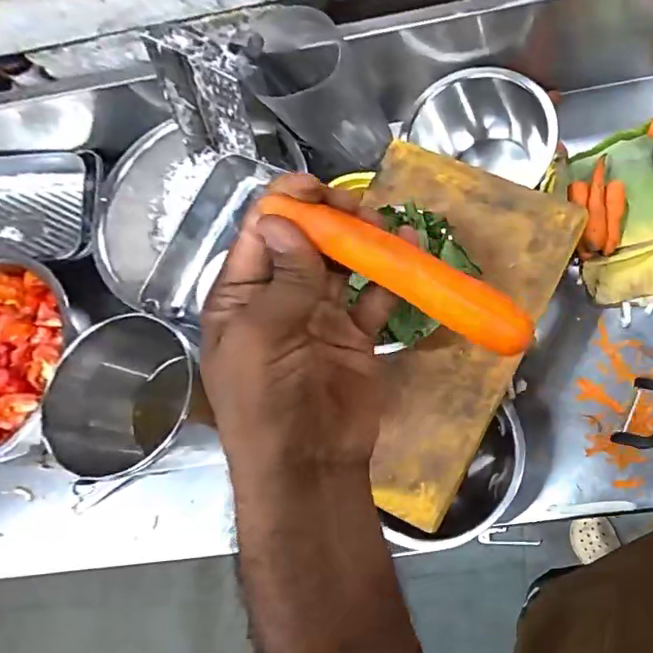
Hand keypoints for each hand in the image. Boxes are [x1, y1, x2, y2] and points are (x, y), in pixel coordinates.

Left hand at [199, 173, 405, 479]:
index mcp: (241, 296)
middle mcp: (280, 300)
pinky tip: (410, 255)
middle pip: (306, 245)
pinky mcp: (357, 337)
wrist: (309, 463)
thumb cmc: (268, 404)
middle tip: (360, 211)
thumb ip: (282, 280)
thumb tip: (285, 220)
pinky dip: (392, 278)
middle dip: (332, 222)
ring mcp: (322, 318)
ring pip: (344, 267)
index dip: (287, 206)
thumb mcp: (261, 337)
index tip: (317, 188)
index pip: (261, 236)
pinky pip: (375, 299)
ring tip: (388, 226)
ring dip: (364, 244)